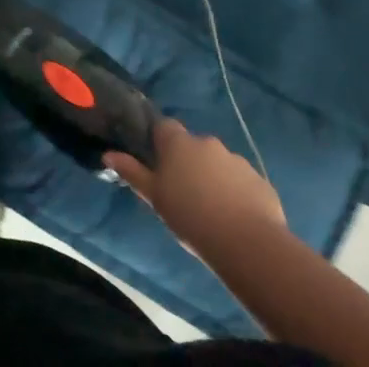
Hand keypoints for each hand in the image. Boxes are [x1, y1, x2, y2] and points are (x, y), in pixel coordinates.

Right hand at [104, 119, 284, 257]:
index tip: (156, 161)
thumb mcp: (154, 197)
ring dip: (211, 175)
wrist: (246, 242)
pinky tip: (232, 215)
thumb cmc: (189, 215)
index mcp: (179, 143)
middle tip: (181, 189)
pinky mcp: (260, 180)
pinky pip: (240, 180)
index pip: (164, 126)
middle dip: (187, 161)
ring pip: (218, 162)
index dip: (159, 140)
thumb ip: (132, 172)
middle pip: (192, 145)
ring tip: (209, 206)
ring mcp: (237, 160)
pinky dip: (234, 190)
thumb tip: (108, 154)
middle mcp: (208, 143)